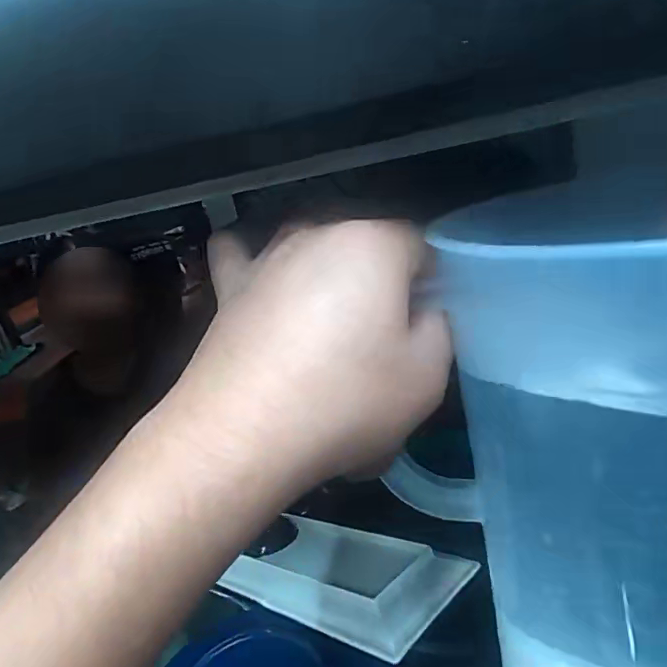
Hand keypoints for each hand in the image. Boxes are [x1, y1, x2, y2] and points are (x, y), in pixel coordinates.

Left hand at [168, 220, 451, 496]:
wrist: (244, 432)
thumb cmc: (344, 401)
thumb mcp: (426, 376)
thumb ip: (438, 327)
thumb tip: (421, 310)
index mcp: (373, 244)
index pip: (418, 245)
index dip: (429, 284)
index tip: (424, 325)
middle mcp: (316, 234)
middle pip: (363, 248)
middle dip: (377, 283)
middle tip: (379, 341)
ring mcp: (266, 257)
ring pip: (308, 248)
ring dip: (323, 276)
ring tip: (326, 326)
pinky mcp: (228, 287)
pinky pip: (239, 255)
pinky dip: (251, 262)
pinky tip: (258, 280)